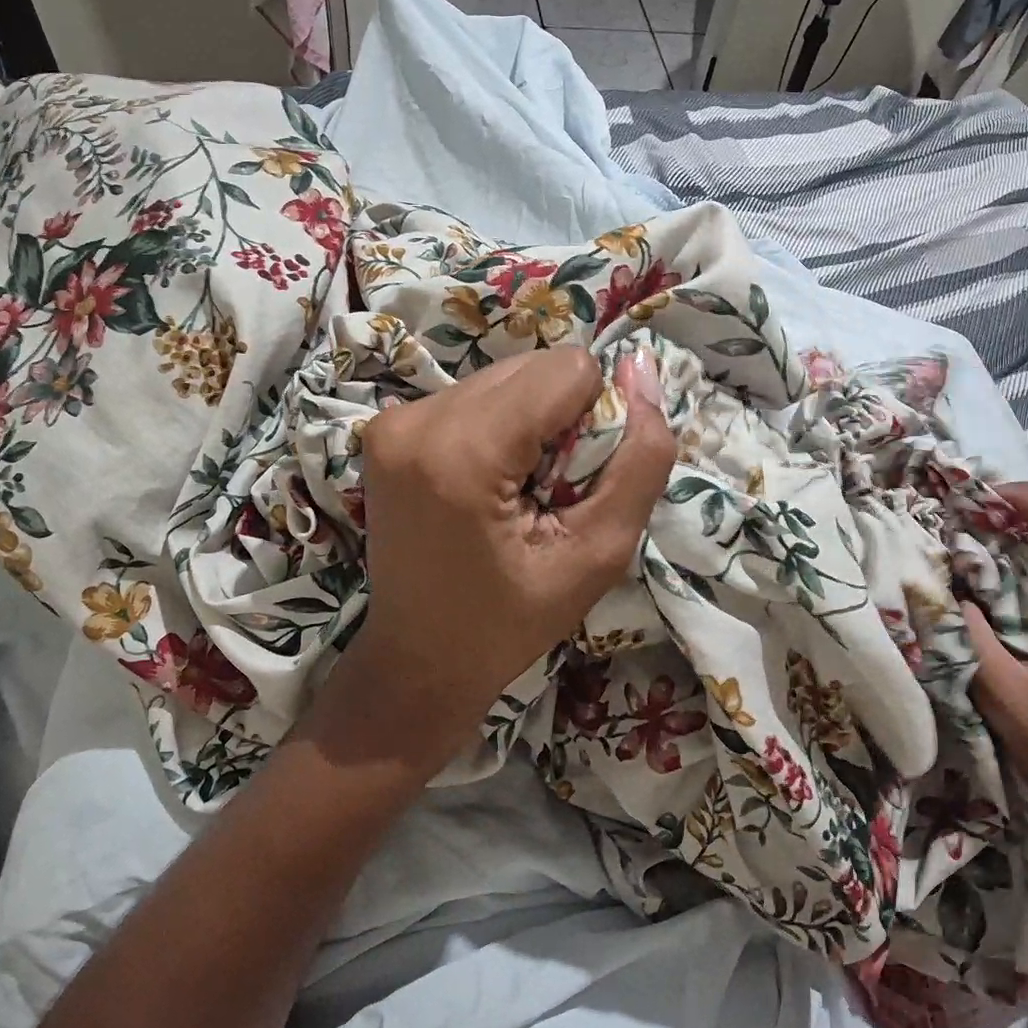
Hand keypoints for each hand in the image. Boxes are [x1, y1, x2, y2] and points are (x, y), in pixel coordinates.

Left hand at [309, 346, 675, 775]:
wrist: (418, 660)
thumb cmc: (509, 623)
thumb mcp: (598, 554)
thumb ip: (638, 460)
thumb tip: (643, 370)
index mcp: (463, 451)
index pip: (568, 369)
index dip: (593, 424)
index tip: (571, 488)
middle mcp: (417, 418)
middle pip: (533, 367)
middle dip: (558, 422)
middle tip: (543, 498)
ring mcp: (393, 421)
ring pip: (504, 377)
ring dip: (527, 426)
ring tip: (512, 497)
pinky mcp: (384, 428)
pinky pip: (470, 397)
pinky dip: (494, 430)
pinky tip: (483, 489)